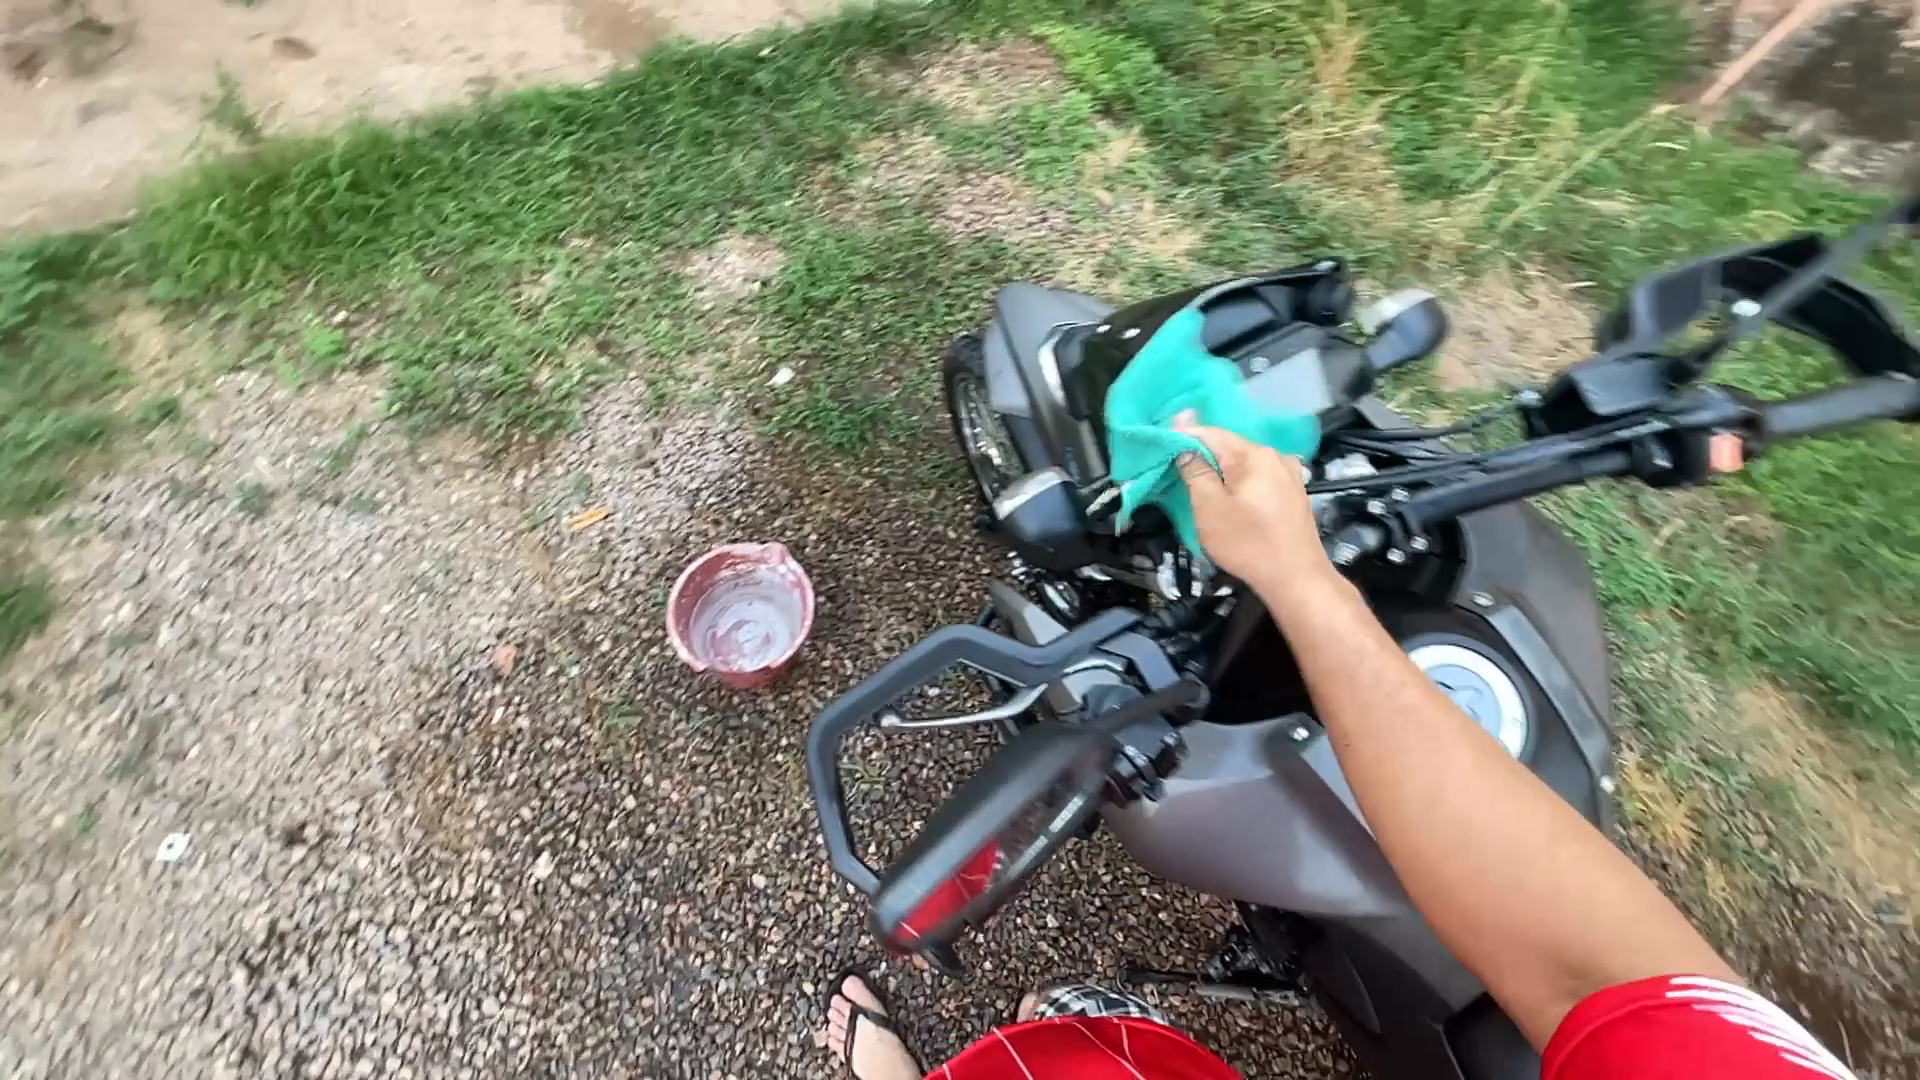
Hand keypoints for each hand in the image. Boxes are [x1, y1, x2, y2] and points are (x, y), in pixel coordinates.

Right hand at [1173, 414, 1327, 585]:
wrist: (1295, 578)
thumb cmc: (1247, 543)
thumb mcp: (1210, 507)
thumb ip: (1195, 472)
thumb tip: (1185, 449)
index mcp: (1253, 455)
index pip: (1211, 433)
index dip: (1183, 434)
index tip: (1161, 440)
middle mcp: (1275, 457)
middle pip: (1229, 446)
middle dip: (1202, 453)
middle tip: (1174, 462)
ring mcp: (1288, 475)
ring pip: (1244, 463)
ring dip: (1221, 468)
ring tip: (1198, 478)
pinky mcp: (1293, 493)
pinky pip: (1258, 477)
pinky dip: (1238, 480)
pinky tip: (1229, 493)